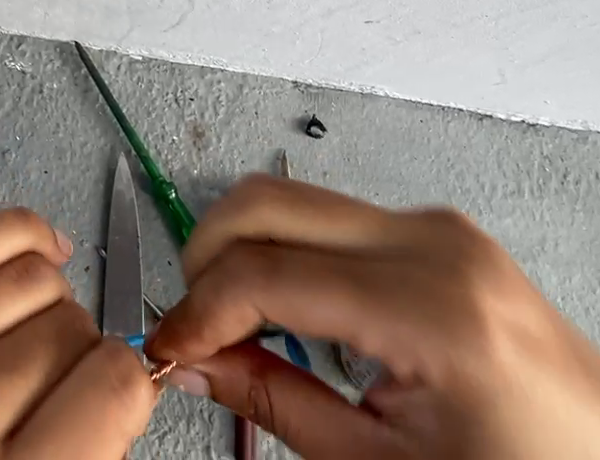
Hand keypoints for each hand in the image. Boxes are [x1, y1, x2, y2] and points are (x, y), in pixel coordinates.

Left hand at [0, 208, 157, 459]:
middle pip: (69, 327)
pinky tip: (38, 253)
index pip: (109, 387)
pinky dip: (19, 232)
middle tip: (59, 383)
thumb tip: (121, 387)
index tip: (114, 395)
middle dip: (82, 350)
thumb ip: (74, 458)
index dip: (128, 384)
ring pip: (30, 276)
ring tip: (33, 334)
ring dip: (52, 299)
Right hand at [145, 176, 599, 459]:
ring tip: (229, 317)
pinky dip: (278, 248)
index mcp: (431, 311)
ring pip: (286, 197)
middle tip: (191, 323)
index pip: (267, 275)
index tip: (166, 348)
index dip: (198, 310)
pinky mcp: (430, 226)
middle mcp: (430, 242)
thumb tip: (186, 364)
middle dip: (204, 255)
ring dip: (236, 247)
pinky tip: (279, 304)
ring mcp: (434, 224)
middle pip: (264, 203)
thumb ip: (272, 403)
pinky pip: (322, 214)